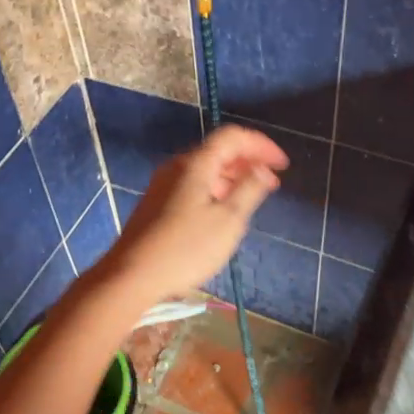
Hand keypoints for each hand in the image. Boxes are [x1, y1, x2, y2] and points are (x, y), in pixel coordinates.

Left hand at [101, 125, 287, 302]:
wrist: (131, 275)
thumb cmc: (185, 249)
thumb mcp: (227, 221)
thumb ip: (248, 189)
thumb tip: (262, 168)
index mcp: (195, 164)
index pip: (232, 137)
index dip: (261, 145)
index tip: (282, 164)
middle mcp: (177, 167)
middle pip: (217, 151)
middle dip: (248, 162)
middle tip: (271, 182)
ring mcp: (163, 185)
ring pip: (204, 169)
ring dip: (231, 177)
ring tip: (251, 197)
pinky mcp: (156, 203)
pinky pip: (192, 184)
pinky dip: (214, 188)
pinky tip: (222, 212)